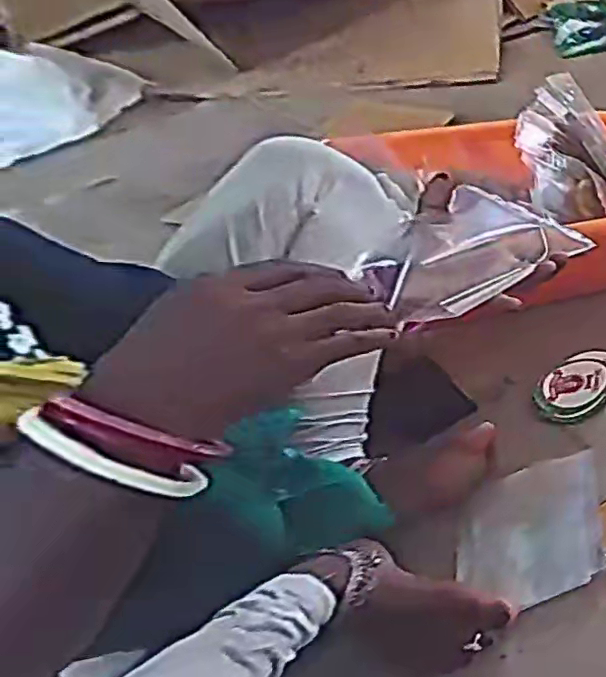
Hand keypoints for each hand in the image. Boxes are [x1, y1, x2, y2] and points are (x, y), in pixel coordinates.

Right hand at [79, 262, 396, 440]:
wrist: (146, 407)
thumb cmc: (154, 364)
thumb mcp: (179, 311)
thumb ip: (225, 297)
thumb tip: (270, 295)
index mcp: (218, 287)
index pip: (285, 268)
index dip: (319, 273)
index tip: (335, 278)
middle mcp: (253, 304)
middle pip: (321, 285)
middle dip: (352, 288)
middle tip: (370, 295)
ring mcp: (279, 331)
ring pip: (342, 310)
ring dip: (372, 310)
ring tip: (387, 314)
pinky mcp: (299, 359)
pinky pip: (349, 341)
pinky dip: (375, 336)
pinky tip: (388, 336)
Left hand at [416, 174, 565, 312]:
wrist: (378, 283)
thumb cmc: (405, 255)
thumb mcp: (425, 223)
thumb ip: (437, 203)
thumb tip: (446, 177)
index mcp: (485, 254)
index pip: (520, 248)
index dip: (539, 242)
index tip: (555, 233)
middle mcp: (489, 274)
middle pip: (527, 270)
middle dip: (548, 264)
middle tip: (563, 256)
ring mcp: (479, 289)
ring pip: (517, 285)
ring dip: (535, 278)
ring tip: (549, 267)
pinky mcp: (462, 303)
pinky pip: (486, 304)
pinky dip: (500, 303)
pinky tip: (513, 302)